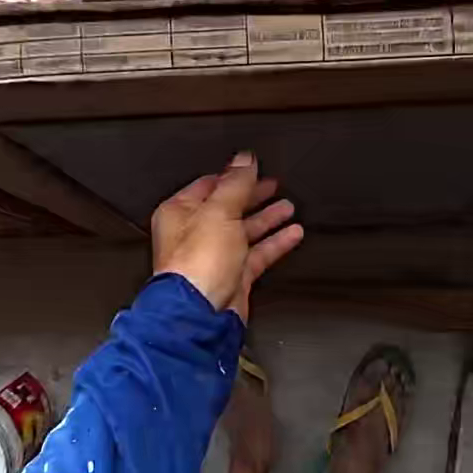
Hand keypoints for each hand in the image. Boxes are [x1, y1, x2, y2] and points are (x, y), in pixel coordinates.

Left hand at [152, 152, 303, 321]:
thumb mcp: (219, 211)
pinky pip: (258, 253)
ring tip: (288, 207)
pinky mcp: (234, 275)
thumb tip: (244, 159)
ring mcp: (215, 257)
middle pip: (229, 207)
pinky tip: (292, 233)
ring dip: (268, 218)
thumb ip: (235, 183)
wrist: (201, 312)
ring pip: (246, 231)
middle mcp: (195, 234)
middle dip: (253, 196)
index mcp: (180, 213)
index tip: (252, 167)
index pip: (209, 185)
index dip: (233, 175)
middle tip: (272, 185)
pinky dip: (276, 243)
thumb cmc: (196, 266)